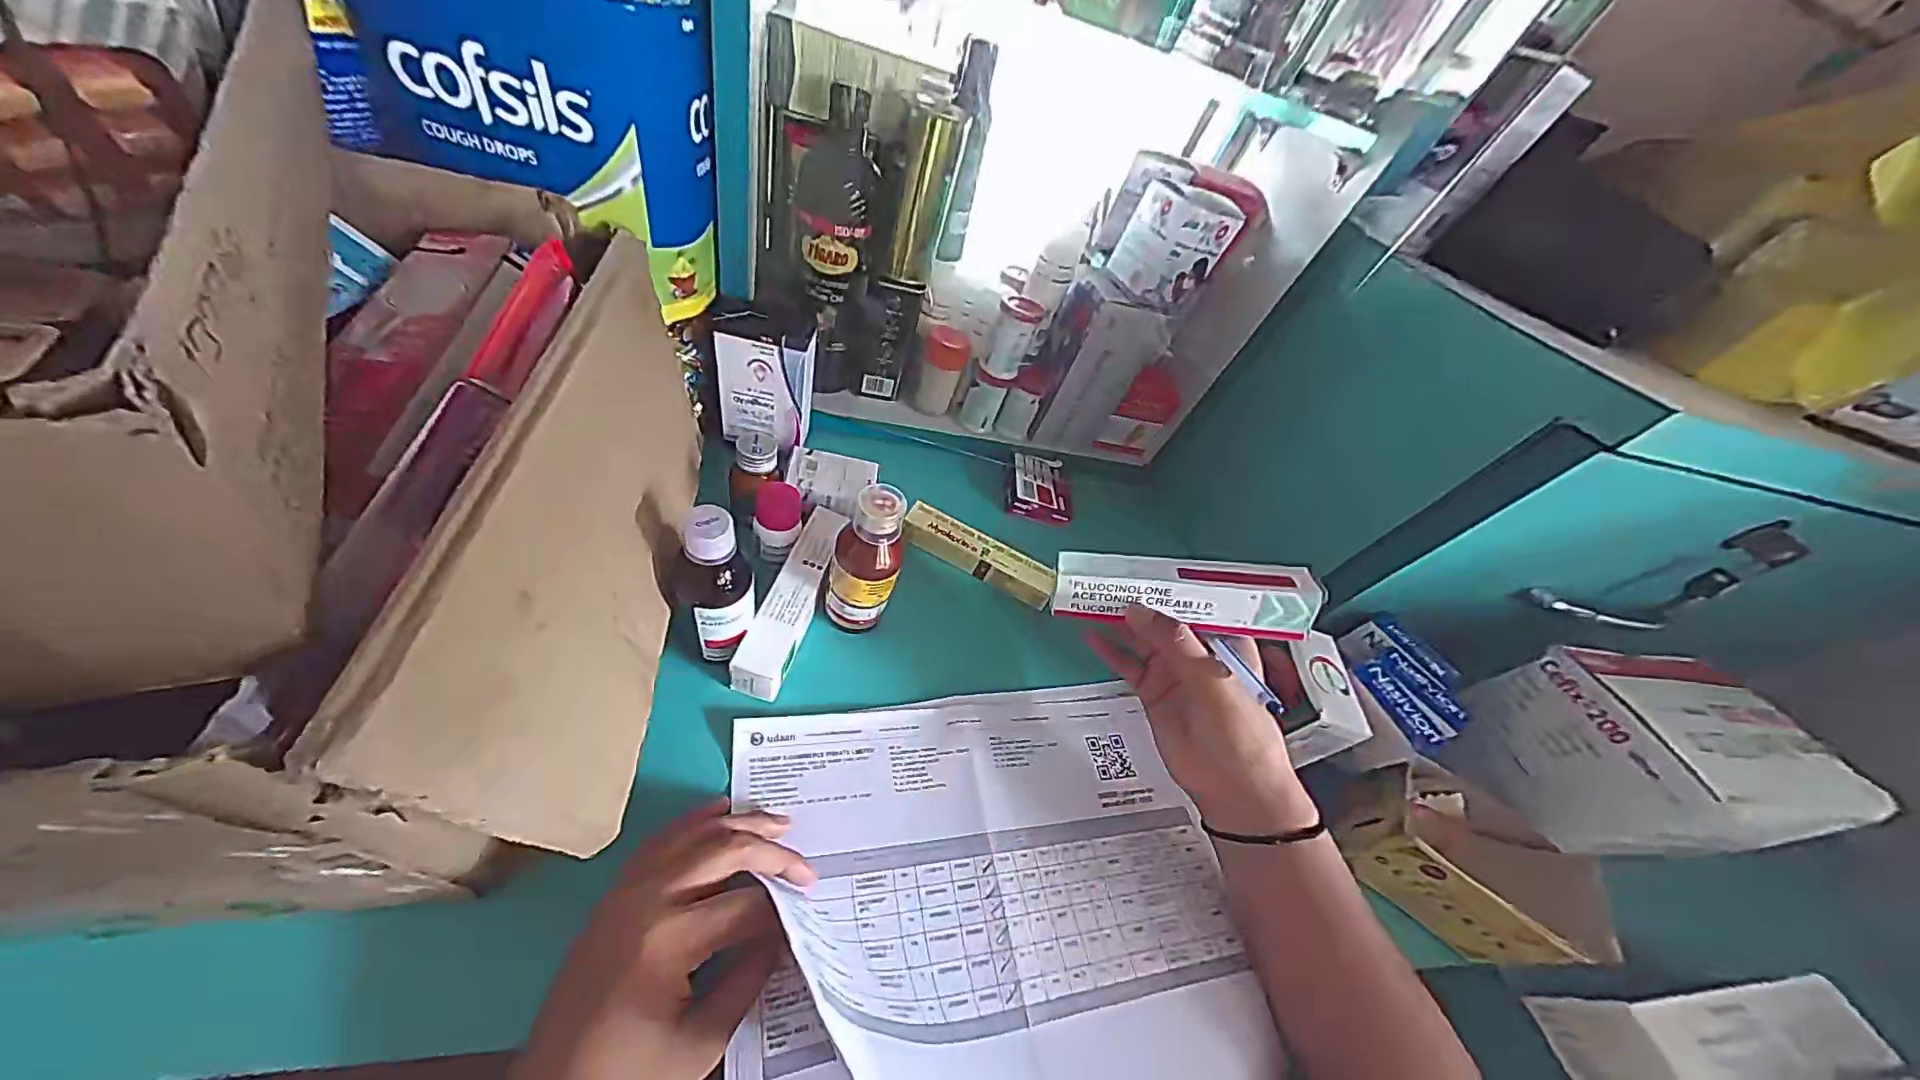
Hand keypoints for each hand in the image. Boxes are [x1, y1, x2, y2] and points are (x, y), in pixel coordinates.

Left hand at [512, 799, 817, 1079]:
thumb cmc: (629, 1073)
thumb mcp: (700, 1042)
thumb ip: (748, 979)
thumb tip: (785, 935)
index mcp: (670, 940)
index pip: (748, 905)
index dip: (784, 908)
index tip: (806, 914)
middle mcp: (648, 900)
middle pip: (725, 852)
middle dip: (772, 853)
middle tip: (803, 864)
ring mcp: (627, 891)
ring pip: (694, 835)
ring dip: (739, 824)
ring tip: (776, 823)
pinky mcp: (614, 894)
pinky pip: (660, 842)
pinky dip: (693, 822)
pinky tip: (717, 813)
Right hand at [1086, 605, 1317, 835]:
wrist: (1233, 787)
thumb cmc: (1242, 733)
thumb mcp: (1213, 680)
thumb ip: (1176, 643)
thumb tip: (1140, 611)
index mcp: (1225, 643)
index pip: (1197, 606)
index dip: (1171, 588)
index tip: (1143, 572)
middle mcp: (1198, 654)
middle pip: (1163, 620)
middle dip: (1139, 603)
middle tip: (1108, 584)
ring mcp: (1174, 673)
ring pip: (1142, 639)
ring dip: (1120, 623)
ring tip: (1093, 603)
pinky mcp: (1154, 692)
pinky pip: (1128, 665)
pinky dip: (1111, 651)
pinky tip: (1093, 636)